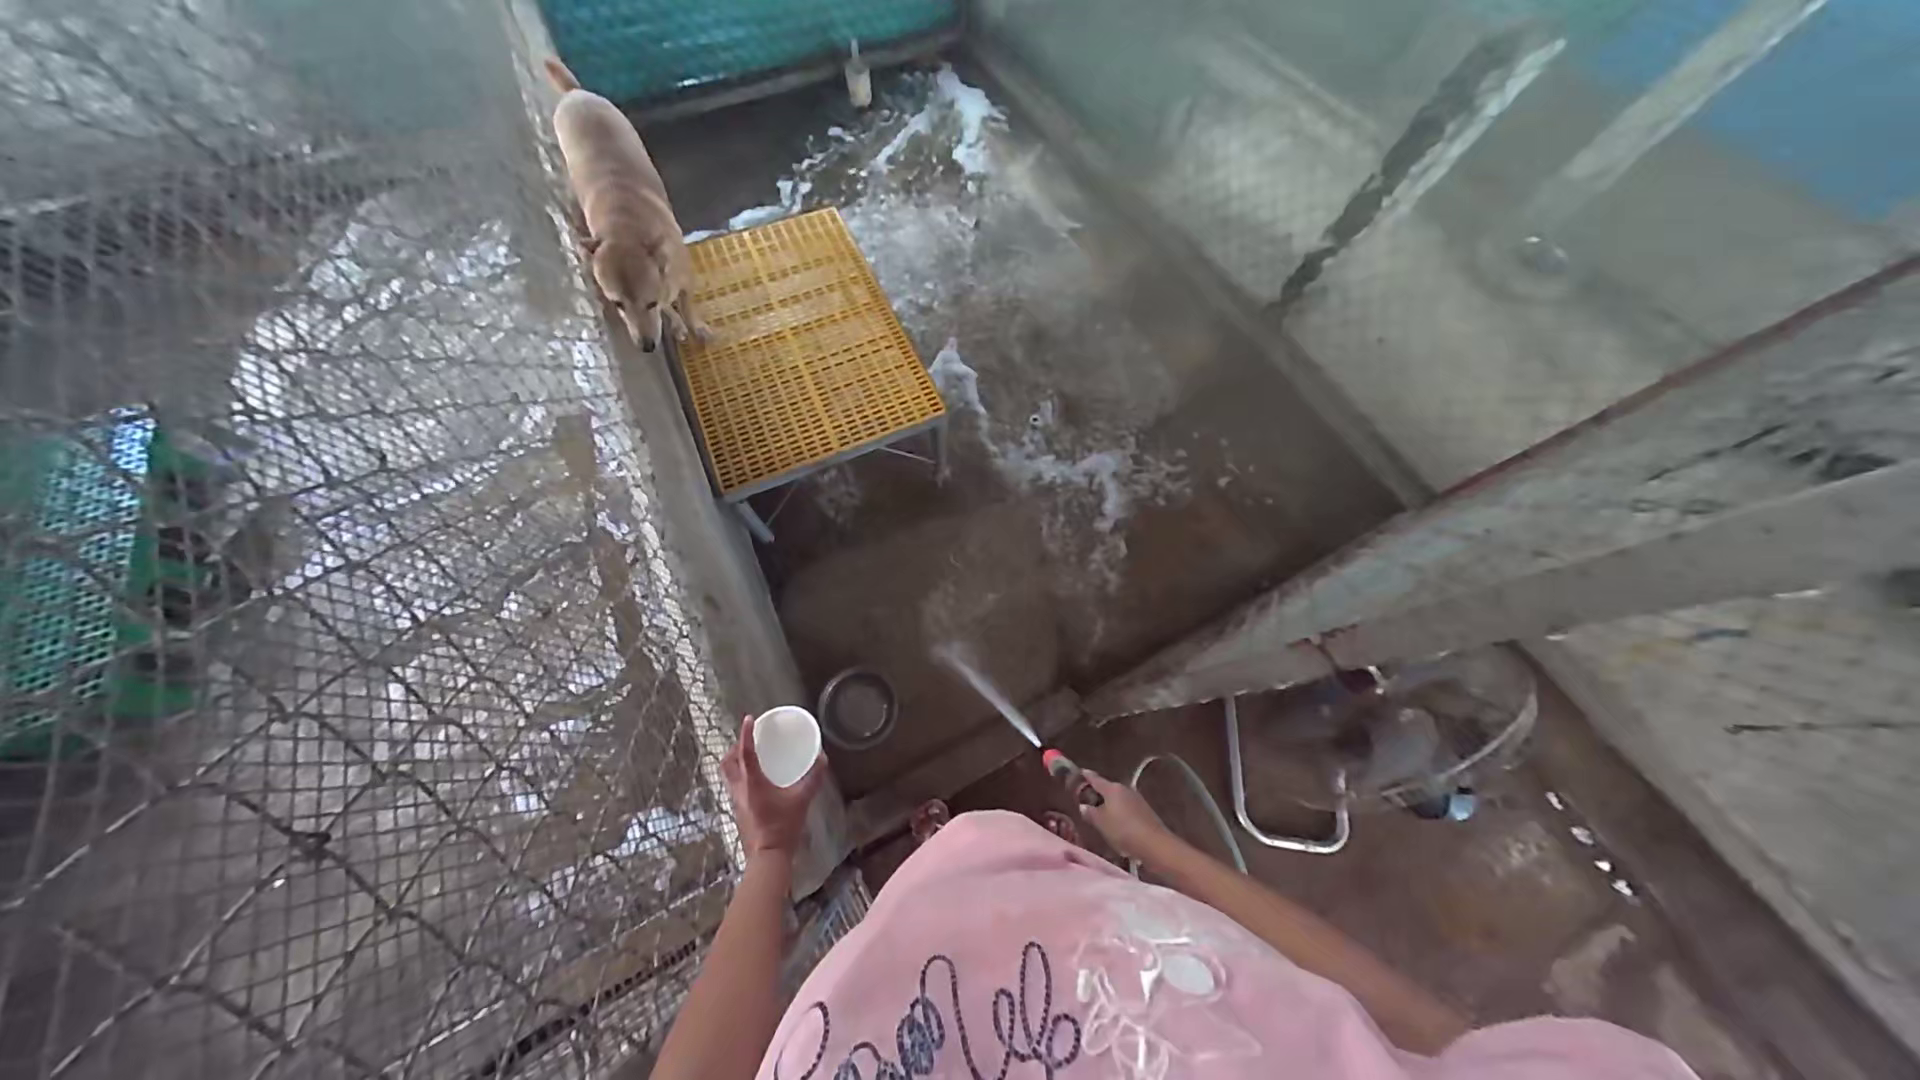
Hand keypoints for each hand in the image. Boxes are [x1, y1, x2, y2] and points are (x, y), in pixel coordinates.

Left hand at [721, 715, 824, 859]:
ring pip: (728, 774)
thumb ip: (813, 778)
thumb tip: (822, 758)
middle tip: (748, 739)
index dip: (746, 733)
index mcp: (753, 782)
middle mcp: (740, 788)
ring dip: (735, 760)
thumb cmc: (783, 826)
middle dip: (735, 747)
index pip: (745, 752)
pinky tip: (755, 778)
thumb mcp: (802, 799)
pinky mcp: (738, 810)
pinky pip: (734, 784)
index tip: (749, 718)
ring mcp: (736, 800)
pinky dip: (740, 774)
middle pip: (728, 762)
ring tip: (750, 755)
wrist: (768, 857)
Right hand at [1078, 770, 1174, 862]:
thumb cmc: (1123, 830)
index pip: (1096, 779)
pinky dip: (1120, 815)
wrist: (1155, 844)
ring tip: (1101, 817)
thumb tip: (1084, 806)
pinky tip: (1118, 826)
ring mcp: (1137, 800)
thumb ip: (1090, 813)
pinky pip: (1127, 810)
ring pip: (1118, 800)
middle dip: (1098, 794)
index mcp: (1112, 788)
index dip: (1087, 776)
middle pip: (1108, 789)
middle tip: (1087, 802)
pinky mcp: (1146, 812)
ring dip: (1110, 806)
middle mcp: (1125, 789)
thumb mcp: (1100, 823)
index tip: (1081, 772)